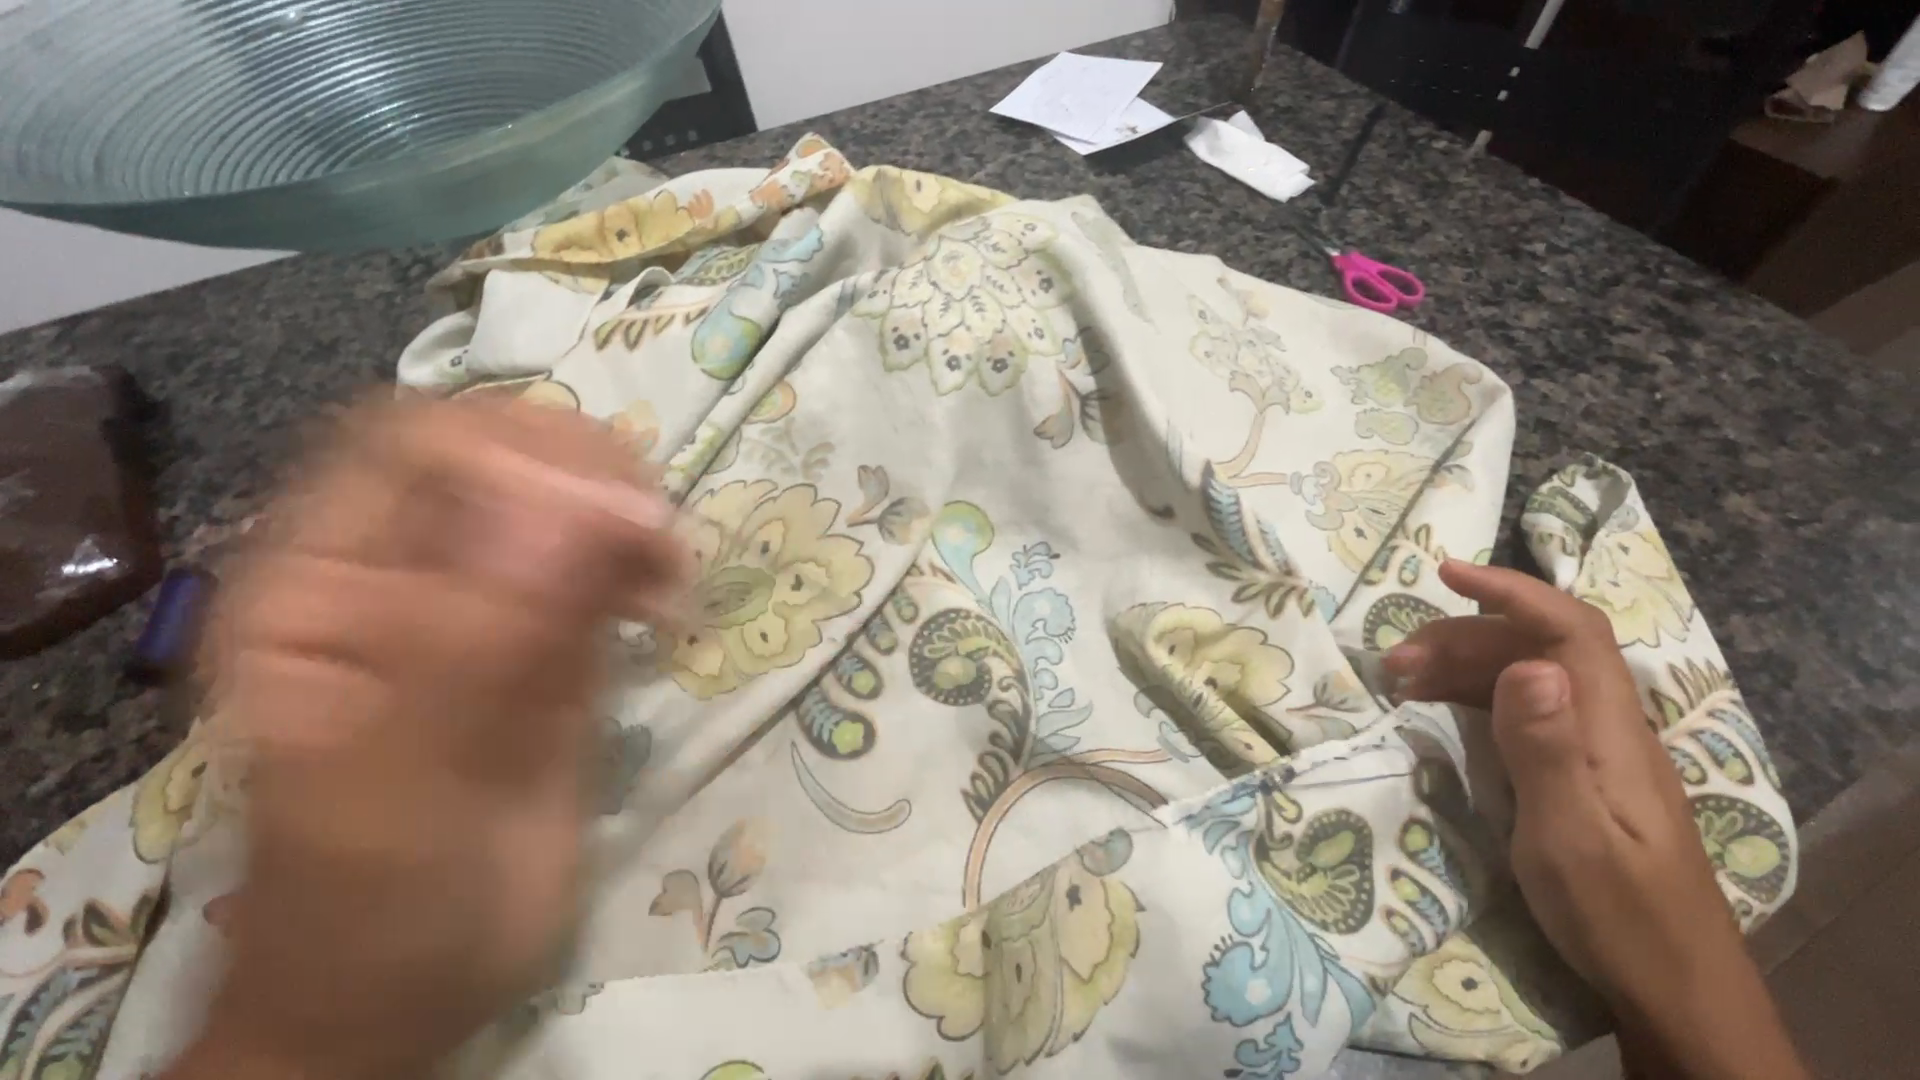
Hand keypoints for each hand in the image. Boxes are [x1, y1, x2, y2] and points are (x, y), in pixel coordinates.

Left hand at [171, 400, 688, 1079]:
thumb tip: (578, 508)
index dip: (512, 454)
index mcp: (323, 583)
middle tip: (658, 539)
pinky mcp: (556, 638)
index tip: (609, 521)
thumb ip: (481, 645)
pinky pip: (608, 565)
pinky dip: (650, 565)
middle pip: (503, 453)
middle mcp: (406, 571)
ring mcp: (490, 599)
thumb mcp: (407, 787)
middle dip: (589, 475)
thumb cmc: (374, 907)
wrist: (415, 986)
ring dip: (632, 515)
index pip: (411, 445)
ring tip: (672, 579)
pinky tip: (671, 608)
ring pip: (568, 498)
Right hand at [1385, 561, 1806, 1079]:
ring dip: (1461, 667)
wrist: (1671, 986)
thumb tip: (1529, 664)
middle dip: (1461, 637)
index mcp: (1609, 729)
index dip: (1510, 591)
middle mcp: (1605, 726)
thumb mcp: (1570, 834)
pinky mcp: (1576, 776)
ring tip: (1401, 683)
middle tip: (1393, 663)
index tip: (1446, 573)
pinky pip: (1521, 713)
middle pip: (1537, 647)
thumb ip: (1547, 748)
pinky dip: (1472, 699)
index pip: (1568, 629)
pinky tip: (1438, 715)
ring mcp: (1592, 752)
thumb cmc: (1615, 910)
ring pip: (1525, 677)